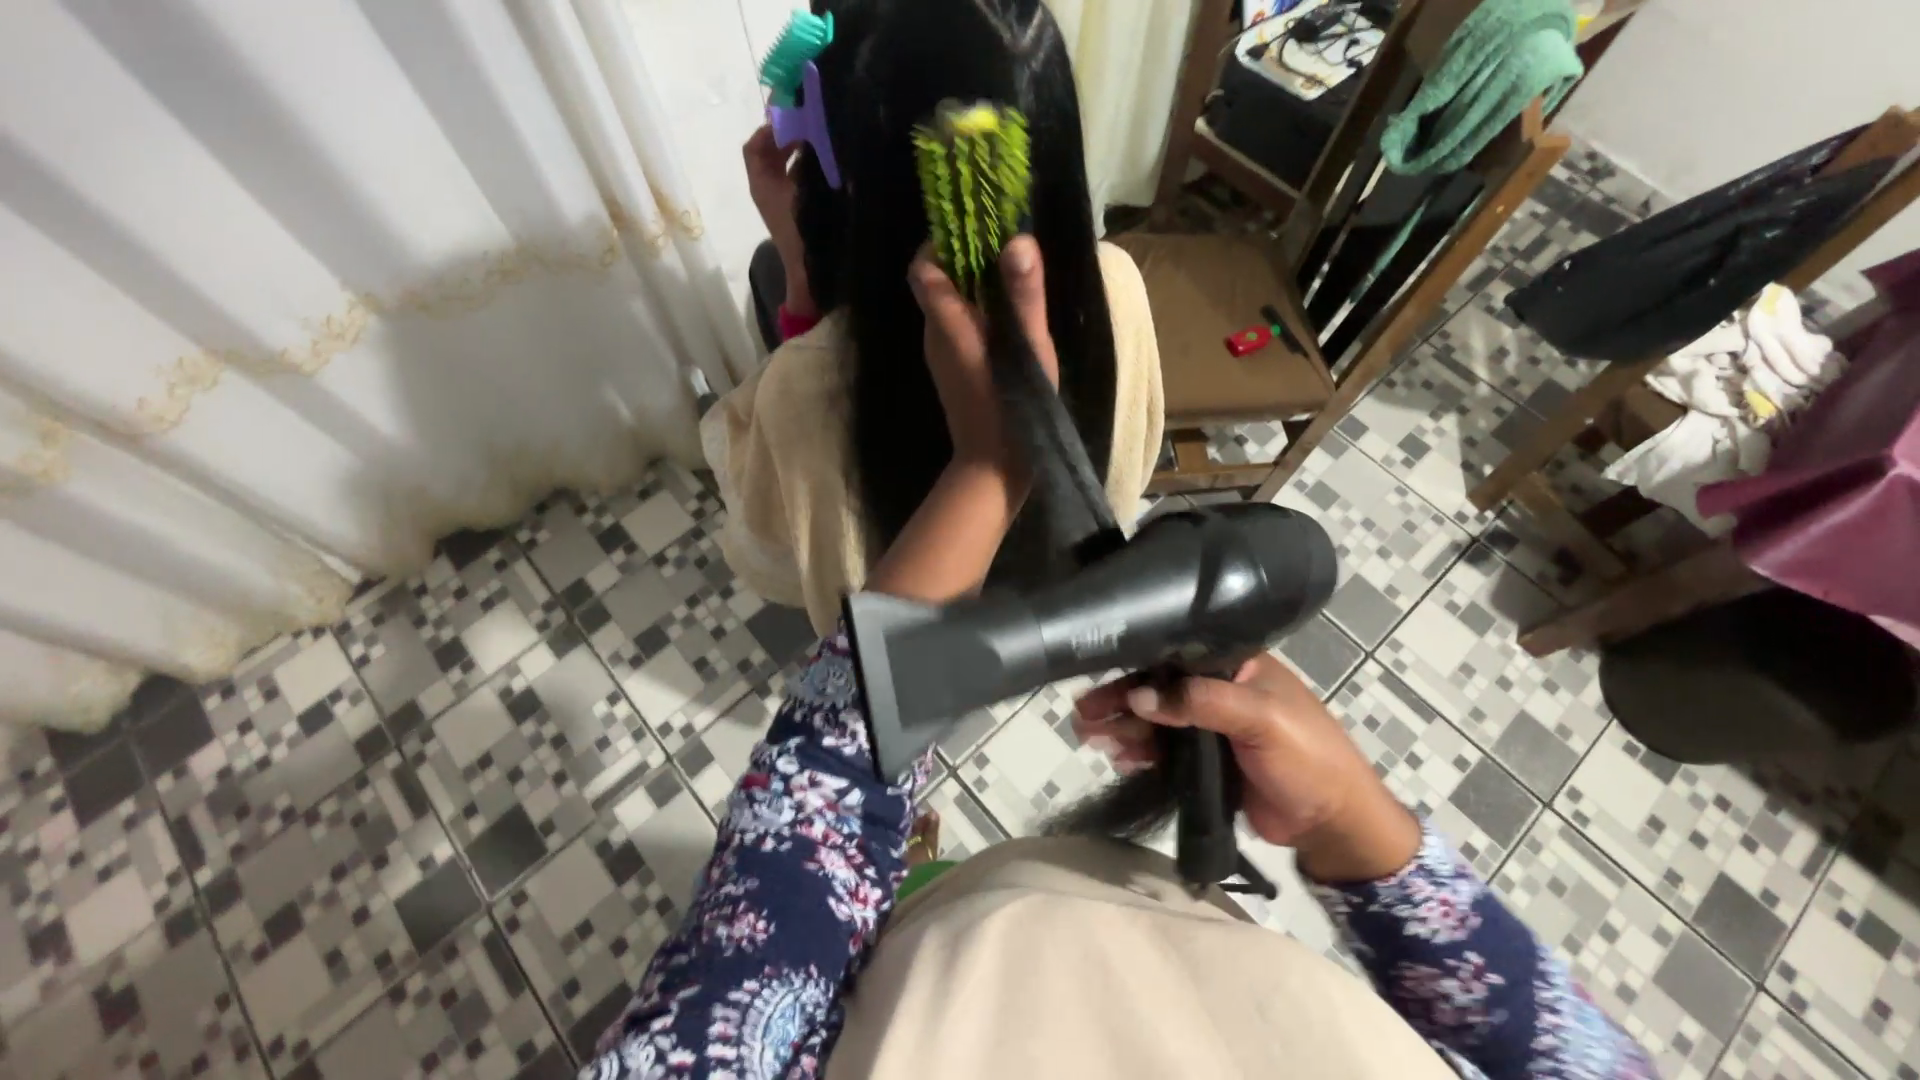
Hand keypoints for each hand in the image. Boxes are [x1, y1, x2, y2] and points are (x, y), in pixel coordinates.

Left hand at [743, 124, 813, 314]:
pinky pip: (796, 183)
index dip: (771, 128)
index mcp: (762, 183)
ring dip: (800, 154)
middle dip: (788, 138)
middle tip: (812, 125)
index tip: (793, 116)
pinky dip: (808, 171)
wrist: (811, 276)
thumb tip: (816, 128)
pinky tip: (829, 168)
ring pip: (784, 168)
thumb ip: (810, 158)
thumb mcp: (807, 188)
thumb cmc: (804, 230)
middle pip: (769, 155)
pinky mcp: (794, 214)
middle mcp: (766, 191)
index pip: (755, 146)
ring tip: (823, 143)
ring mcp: (780, 205)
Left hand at [907, 236, 1059, 471]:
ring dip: (975, 282)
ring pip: (950, 304)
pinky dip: (979, 309)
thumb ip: (1023, 295)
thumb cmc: (1013, 409)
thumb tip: (1018, 238)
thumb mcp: (1028, 348)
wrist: (994, 470)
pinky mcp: (954, 369)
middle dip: (965, 254)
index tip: (976, 223)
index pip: (924, 266)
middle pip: (938, 280)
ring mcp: (942, 354)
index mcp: (947, 324)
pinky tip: (1010, 313)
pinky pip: (959, 325)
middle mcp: (936, 334)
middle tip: (1006, 241)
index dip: (943, 239)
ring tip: (1014, 271)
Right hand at [1072, 653, 1421, 882]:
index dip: (1135, 666)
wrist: (1333, 824)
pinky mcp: (1205, 760)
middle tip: (1082, 716)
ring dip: (1123, 727)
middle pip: (1158, 688)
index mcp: (1238, 666)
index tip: (1096, 679)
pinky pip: (1163, 750)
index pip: (1176, 656)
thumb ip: (1199, 702)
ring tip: (1089, 738)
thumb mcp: (1260, 719)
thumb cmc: (1308, 758)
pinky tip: (1119, 759)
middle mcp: (1220, 689)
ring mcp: (1211, 726)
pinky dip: (1139, 752)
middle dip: (1120, 701)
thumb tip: (1138, 696)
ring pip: (1156, 719)